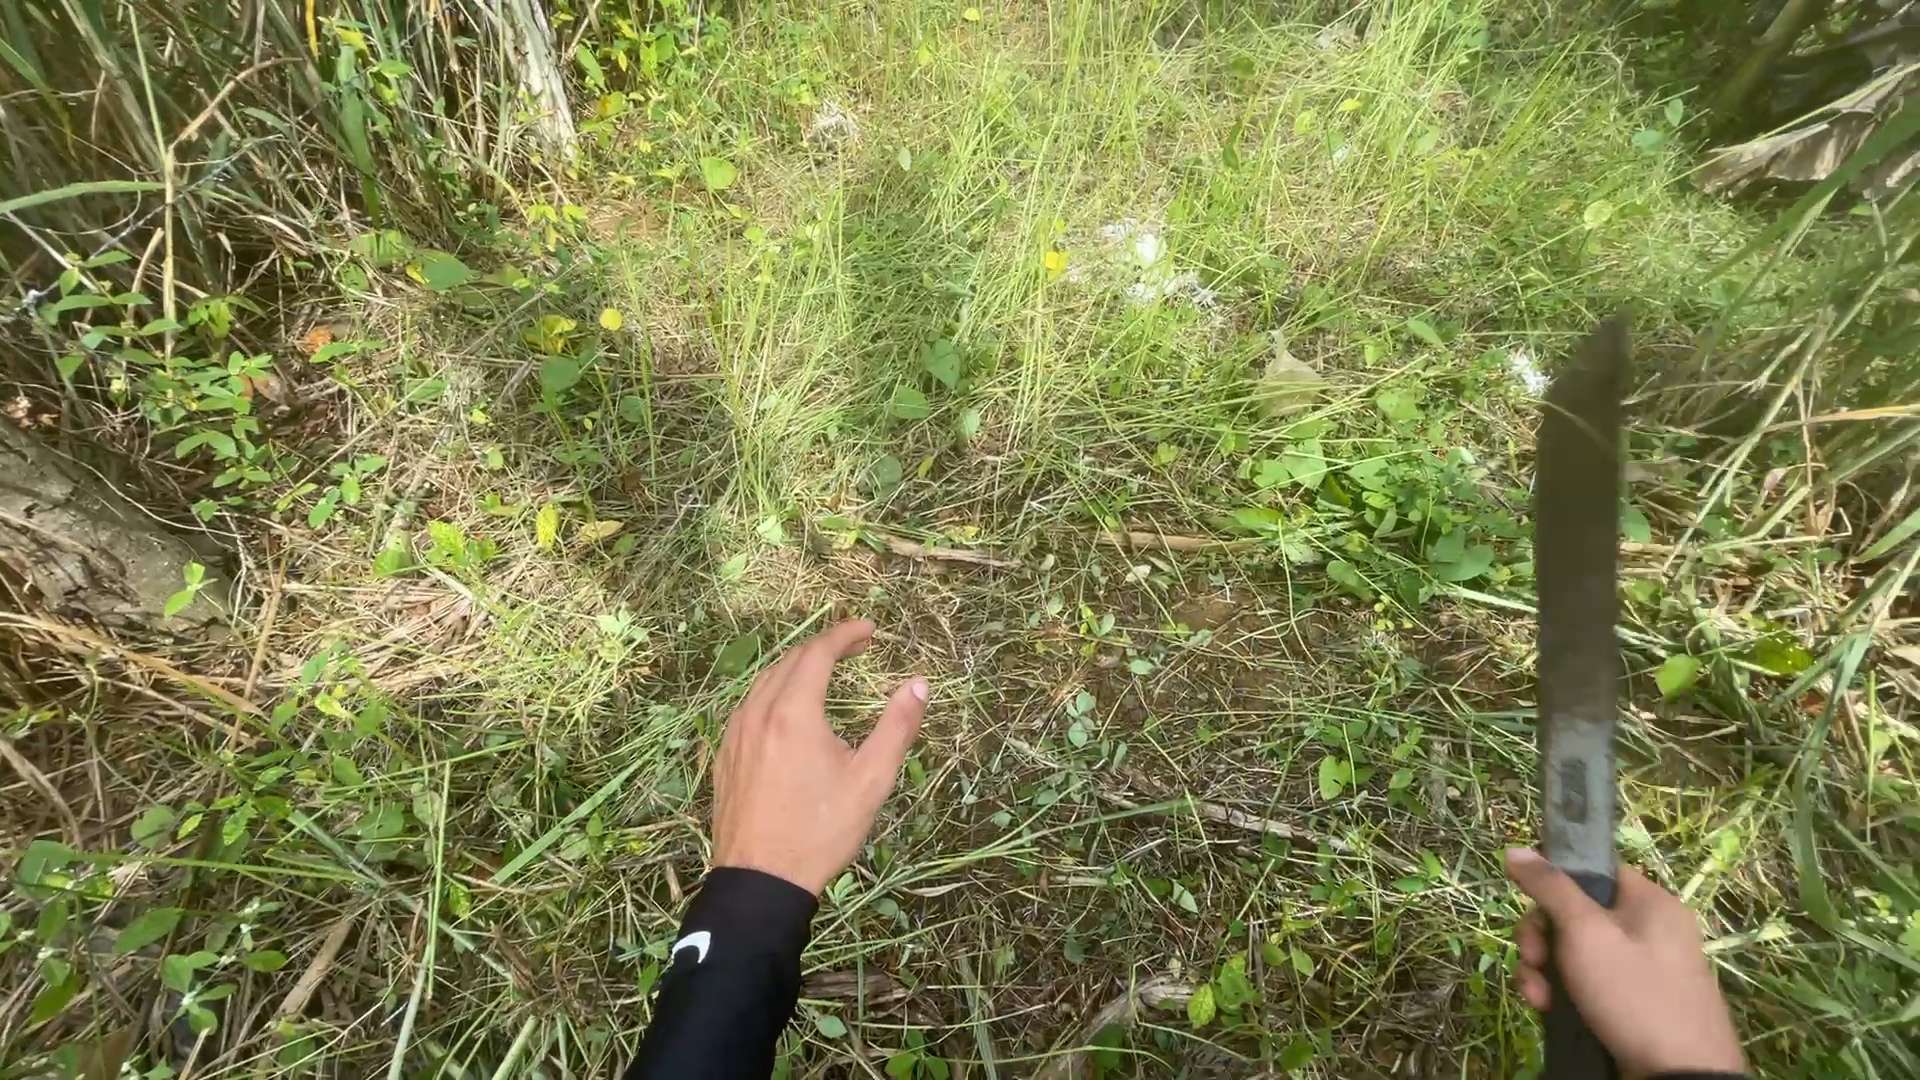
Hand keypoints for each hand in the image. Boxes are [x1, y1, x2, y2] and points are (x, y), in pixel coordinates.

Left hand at [711, 620, 927, 894]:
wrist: (759, 885)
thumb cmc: (821, 830)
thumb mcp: (871, 780)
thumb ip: (897, 726)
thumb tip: (919, 683)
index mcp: (793, 712)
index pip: (818, 652)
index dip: (845, 634)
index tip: (870, 630)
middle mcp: (758, 713)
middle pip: (791, 660)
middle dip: (826, 647)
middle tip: (857, 648)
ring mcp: (735, 734)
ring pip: (766, 680)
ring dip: (798, 667)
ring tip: (827, 671)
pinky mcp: (724, 755)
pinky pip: (750, 705)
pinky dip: (776, 691)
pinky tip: (790, 710)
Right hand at [1506, 848, 1744, 1078]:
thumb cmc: (1634, 993)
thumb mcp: (1584, 931)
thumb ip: (1548, 886)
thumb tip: (1516, 848)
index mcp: (1649, 904)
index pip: (1590, 868)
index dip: (1553, 877)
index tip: (1528, 896)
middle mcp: (1646, 930)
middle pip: (1569, 909)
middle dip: (1538, 934)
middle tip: (1532, 955)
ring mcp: (1637, 967)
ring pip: (1567, 945)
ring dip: (1540, 965)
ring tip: (1537, 992)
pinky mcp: (1626, 998)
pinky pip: (1579, 976)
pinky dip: (1556, 987)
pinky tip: (1545, 1005)